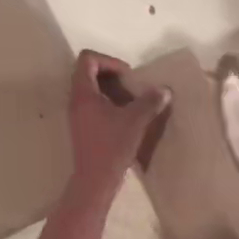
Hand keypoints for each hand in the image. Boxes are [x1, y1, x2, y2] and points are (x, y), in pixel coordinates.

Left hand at [66, 50, 169, 198]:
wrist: (95, 180)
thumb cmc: (112, 147)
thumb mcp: (135, 121)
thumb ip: (149, 101)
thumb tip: (164, 90)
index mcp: (83, 93)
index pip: (87, 59)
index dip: (109, 61)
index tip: (126, 76)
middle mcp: (75, 100)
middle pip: (87, 72)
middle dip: (111, 74)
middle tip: (130, 87)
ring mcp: (77, 115)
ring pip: (90, 89)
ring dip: (111, 90)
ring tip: (131, 102)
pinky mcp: (82, 127)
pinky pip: (92, 105)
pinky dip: (108, 104)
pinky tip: (125, 118)